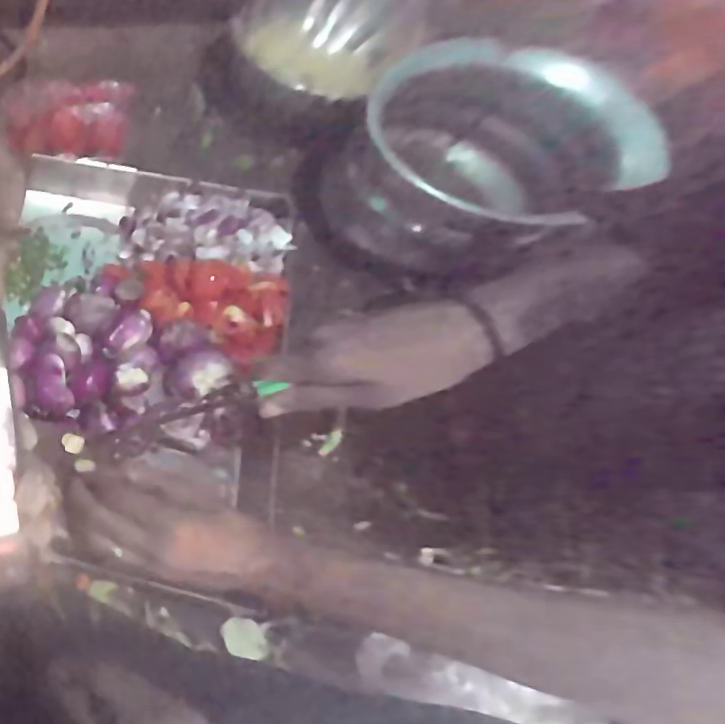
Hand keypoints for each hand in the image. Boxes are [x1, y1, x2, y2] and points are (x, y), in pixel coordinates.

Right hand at [48, 659, 247, 723]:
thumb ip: (76, 719)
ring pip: (142, 694)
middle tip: (59, 690)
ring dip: (112, 695)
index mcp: (155, 708)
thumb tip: (54, 680)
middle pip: (126, 678)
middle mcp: (179, 705)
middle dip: (91, 679)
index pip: (103, 671)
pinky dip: (132, 711)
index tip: (43, 676)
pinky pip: (158, 711)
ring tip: (83, 709)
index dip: (70, 669)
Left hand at [66, 458, 278, 591]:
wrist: (257, 567)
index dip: (98, 479)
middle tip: (73, 479)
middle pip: (100, 522)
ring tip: (76, 498)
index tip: (86, 463)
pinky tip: (90, 523)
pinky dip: (94, 538)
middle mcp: (150, 549)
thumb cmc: (234, 524)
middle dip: (81, 499)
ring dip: (81, 521)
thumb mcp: (200, 494)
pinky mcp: (147, 577)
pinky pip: (110, 556)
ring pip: (98, 544)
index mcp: (167, 525)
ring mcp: (146, 567)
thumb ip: (158, 482)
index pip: (119, 498)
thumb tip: (121, 468)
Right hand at [256, 300, 497, 415]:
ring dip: (314, 369)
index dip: (257, 384)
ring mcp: (334, 322)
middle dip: (290, 380)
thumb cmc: (418, 371)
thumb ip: (311, 399)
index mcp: (318, 359)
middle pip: (286, 361)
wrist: (467, 325)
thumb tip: (263, 407)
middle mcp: (317, 335)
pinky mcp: (351, 316)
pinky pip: (324, 342)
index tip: (260, 399)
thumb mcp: (366, 396)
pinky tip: (358, 367)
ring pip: (306, 352)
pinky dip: (330, 357)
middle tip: (316, 400)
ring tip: (343, 386)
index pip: (265, 369)